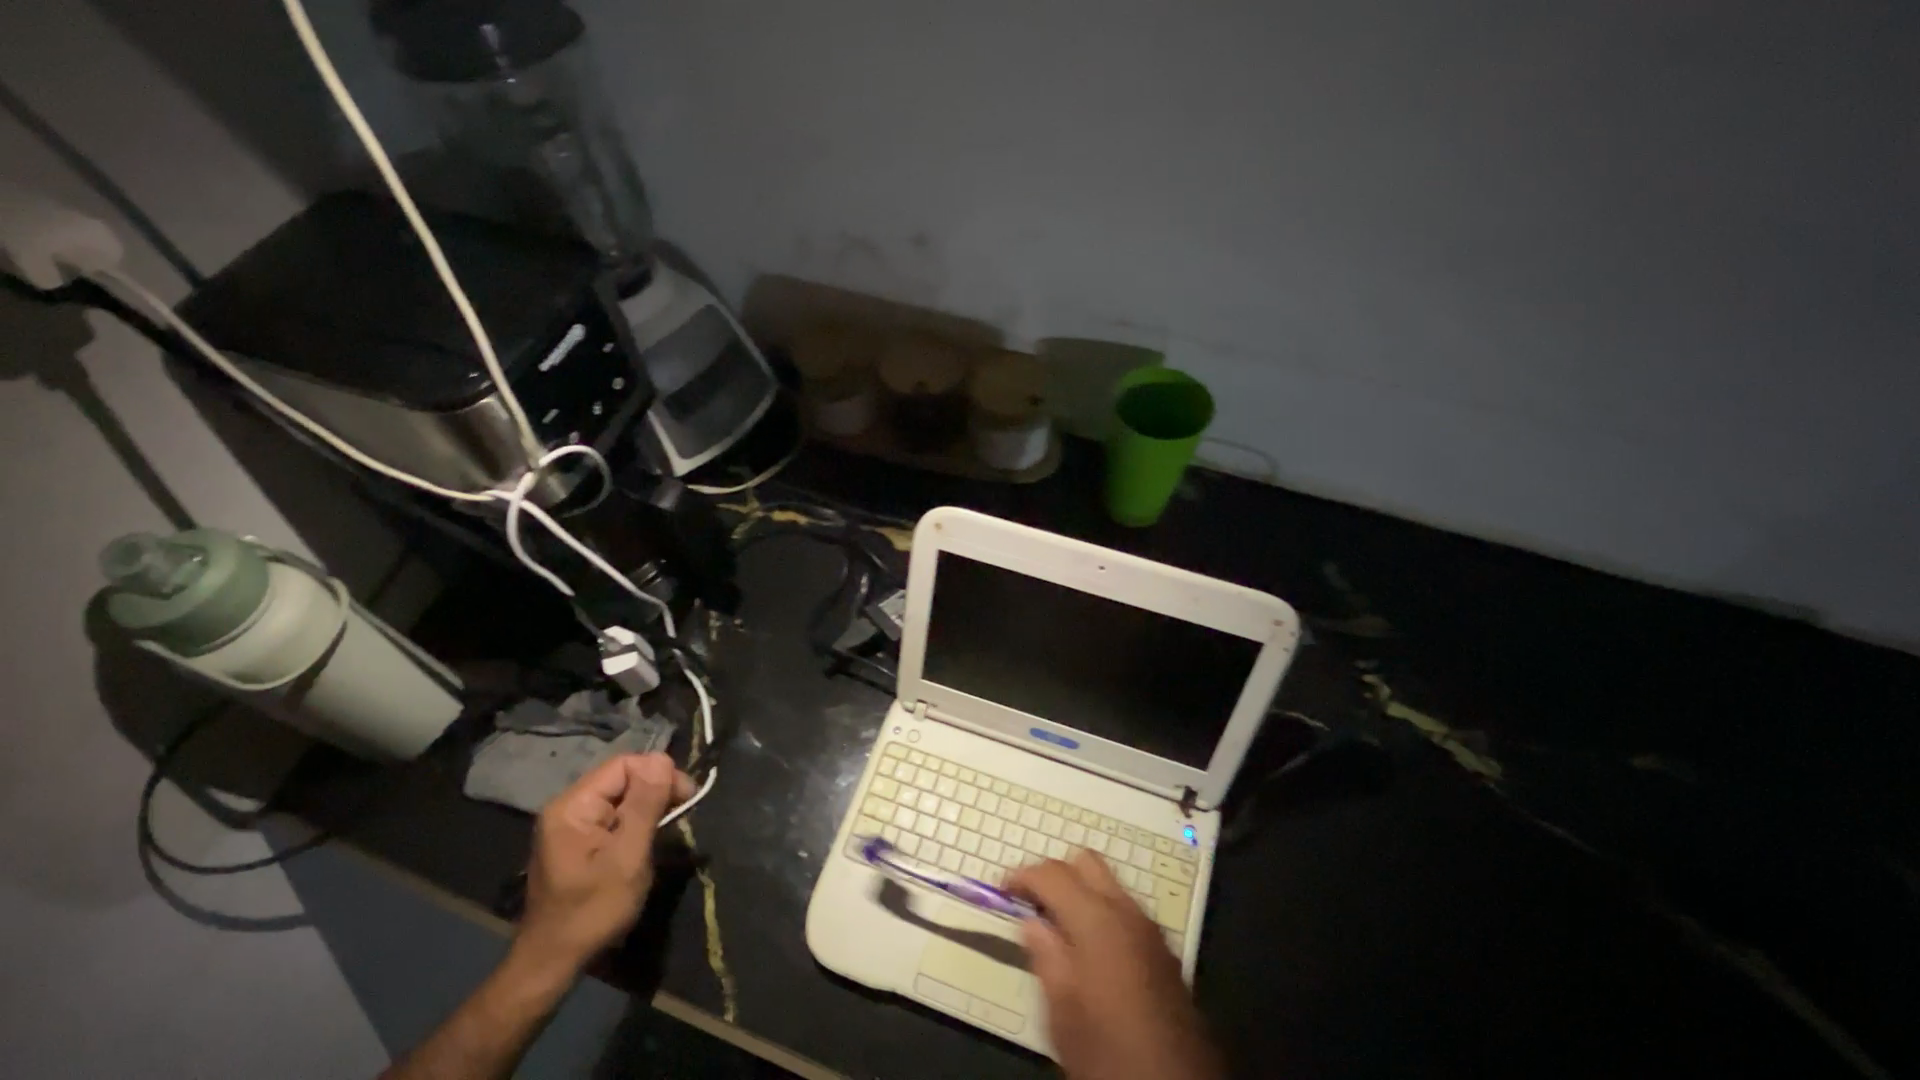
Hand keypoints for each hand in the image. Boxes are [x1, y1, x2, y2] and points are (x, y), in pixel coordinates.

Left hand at [515, 753, 692, 977]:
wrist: (553, 960)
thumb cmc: (593, 910)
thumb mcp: (627, 857)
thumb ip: (645, 805)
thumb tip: (662, 758)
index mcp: (572, 806)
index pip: (624, 765)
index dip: (659, 774)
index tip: (687, 798)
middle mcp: (566, 807)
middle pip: (620, 778)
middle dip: (655, 790)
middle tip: (682, 814)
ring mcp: (569, 825)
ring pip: (619, 798)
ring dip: (647, 808)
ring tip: (667, 830)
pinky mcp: (575, 842)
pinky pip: (611, 817)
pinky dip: (633, 823)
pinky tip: (645, 841)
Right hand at [1009, 852, 1224, 1079]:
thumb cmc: (1107, 1050)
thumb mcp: (1061, 1010)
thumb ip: (1045, 955)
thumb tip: (1032, 922)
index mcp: (1097, 921)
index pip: (1053, 874)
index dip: (1022, 876)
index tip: (1002, 892)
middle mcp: (1127, 912)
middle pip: (1086, 863)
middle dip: (1055, 874)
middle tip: (1031, 904)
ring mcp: (1150, 929)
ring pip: (1109, 883)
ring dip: (1080, 891)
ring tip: (1056, 927)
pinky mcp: (1163, 949)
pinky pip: (1126, 909)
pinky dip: (1101, 911)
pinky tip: (1087, 948)